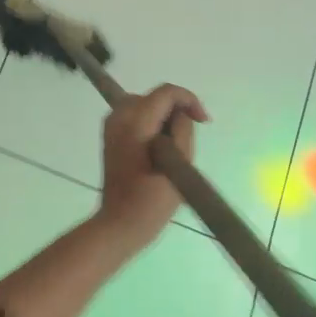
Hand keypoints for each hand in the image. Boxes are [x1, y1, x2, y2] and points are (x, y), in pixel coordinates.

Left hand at [97, 83, 208, 242]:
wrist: (120, 224)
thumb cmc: (151, 201)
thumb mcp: (178, 165)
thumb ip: (182, 131)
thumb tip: (181, 115)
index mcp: (134, 122)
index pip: (166, 92)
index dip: (189, 100)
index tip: (204, 122)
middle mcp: (118, 116)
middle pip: (155, 97)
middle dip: (176, 110)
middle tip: (189, 138)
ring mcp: (112, 125)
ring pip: (145, 105)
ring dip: (164, 118)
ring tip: (176, 146)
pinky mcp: (112, 135)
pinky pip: (136, 117)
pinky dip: (152, 124)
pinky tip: (161, 149)